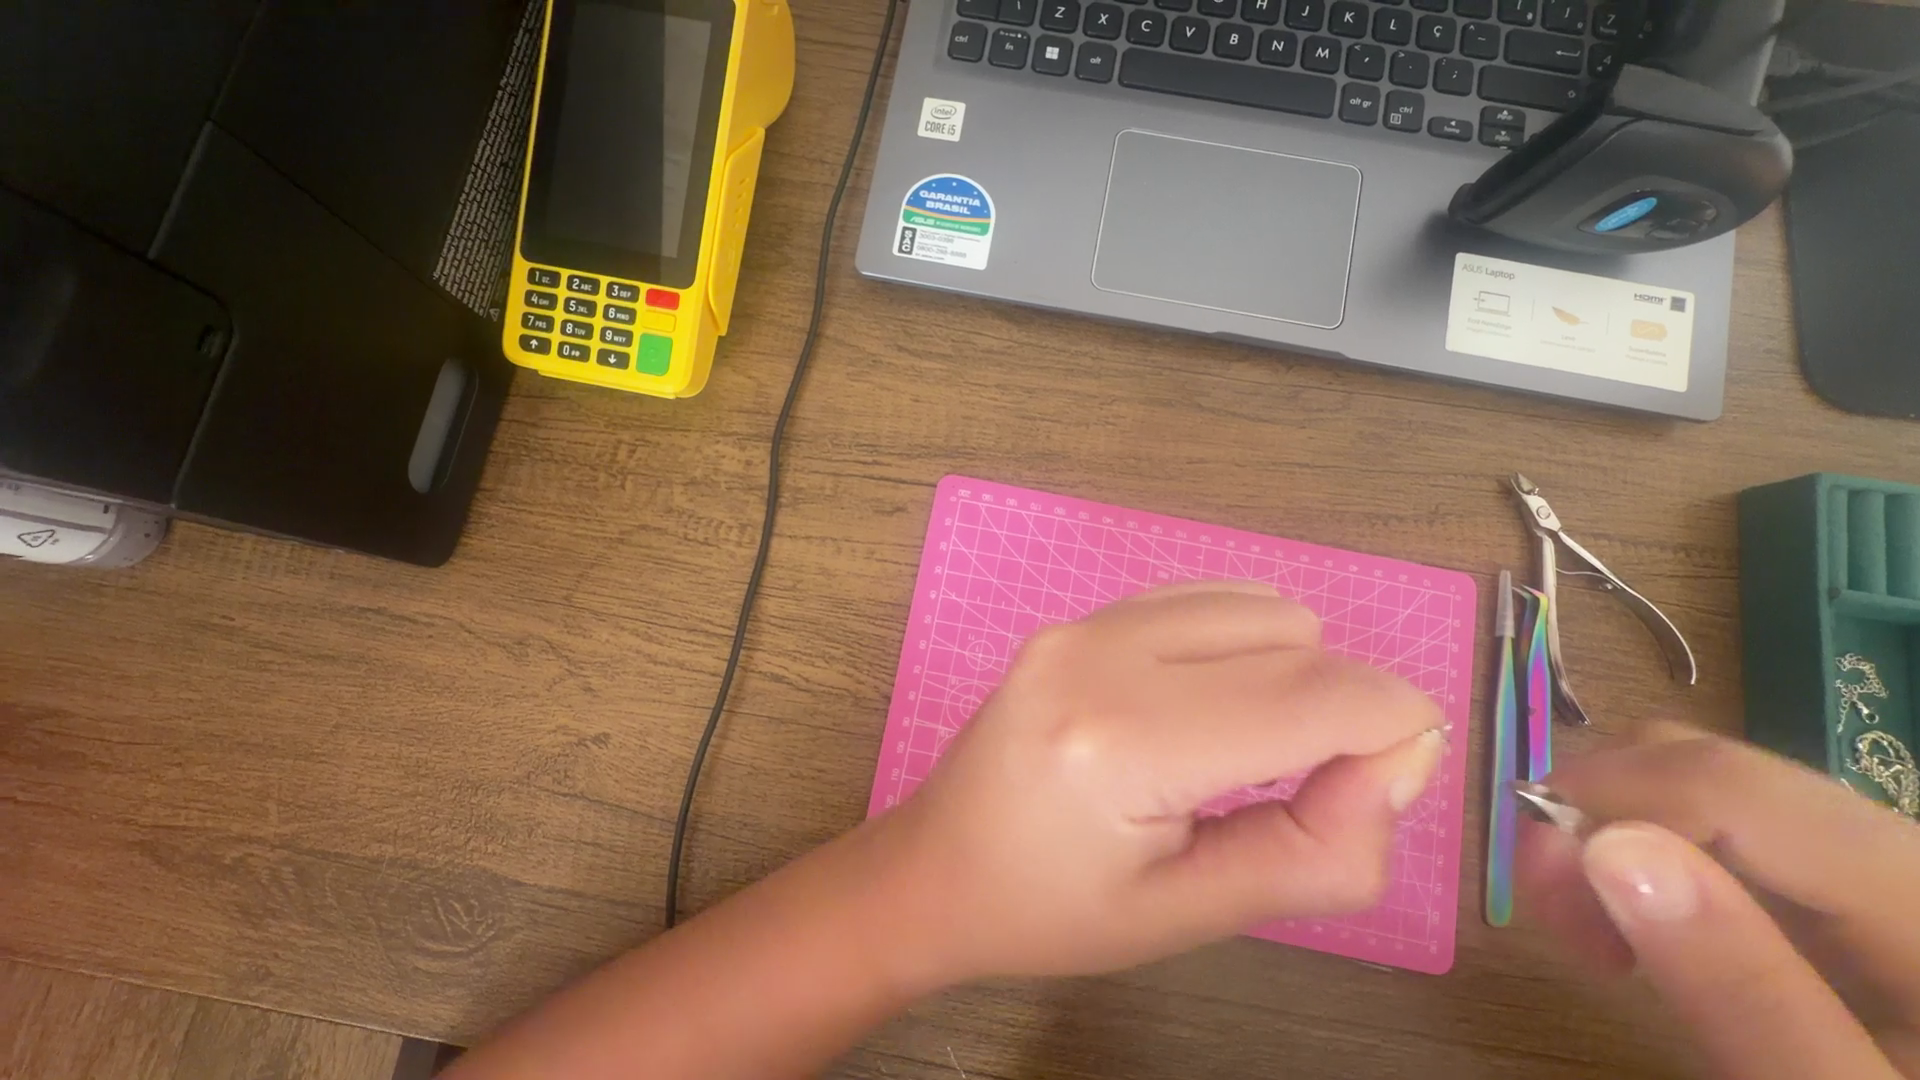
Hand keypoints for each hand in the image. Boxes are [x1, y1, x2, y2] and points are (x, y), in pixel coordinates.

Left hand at [857, 580, 1444, 984]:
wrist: (935, 867)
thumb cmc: (1053, 911)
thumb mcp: (1191, 914)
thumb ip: (1317, 851)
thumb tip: (1401, 758)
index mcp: (1125, 741)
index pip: (1318, 695)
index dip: (1394, 730)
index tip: (1385, 788)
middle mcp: (1101, 655)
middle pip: (1297, 640)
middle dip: (1339, 711)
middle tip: (1295, 792)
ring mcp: (1082, 624)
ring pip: (1258, 607)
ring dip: (1288, 672)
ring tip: (1239, 751)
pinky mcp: (1076, 619)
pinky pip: (1203, 599)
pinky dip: (1240, 644)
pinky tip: (1204, 706)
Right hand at [1519, 723, 1919, 1078]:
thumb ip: (1743, 990)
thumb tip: (1604, 848)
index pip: (1727, 786)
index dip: (1601, 800)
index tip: (1532, 883)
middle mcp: (1903, 853)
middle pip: (1707, 767)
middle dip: (1596, 811)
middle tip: (1556, 910)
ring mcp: (1877, 867)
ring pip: (1702, 789)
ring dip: (1611, 831)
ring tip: (1592, 928)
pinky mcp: (1844, 890)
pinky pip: (1723, 831)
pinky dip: (1650, 857)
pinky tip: (1644, 927)